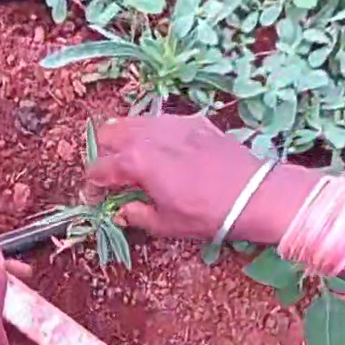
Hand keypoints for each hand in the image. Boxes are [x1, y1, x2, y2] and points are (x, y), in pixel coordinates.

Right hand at [84, 114, 312, 246]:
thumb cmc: (205, 214)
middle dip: (103, 154)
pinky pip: (161, 121)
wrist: (252, 194)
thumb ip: (136, 215)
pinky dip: (152, 133)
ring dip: (124, 138)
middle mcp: (149, 135)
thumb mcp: (165, 224)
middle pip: (110, 133)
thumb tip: (122, 212)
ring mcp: (172, 123)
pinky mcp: (194, 121)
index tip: (95, 198)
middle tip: (109, 174)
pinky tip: (160, 150)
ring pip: (134, 121)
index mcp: (135, 162)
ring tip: (129, 158)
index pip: (99, 169)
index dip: (92, 186)